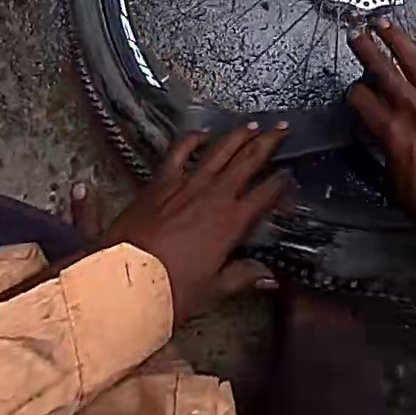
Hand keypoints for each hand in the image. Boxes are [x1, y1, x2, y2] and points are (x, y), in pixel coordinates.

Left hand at [97, 124, 290, 320]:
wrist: (126, 278)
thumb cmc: (171, 290)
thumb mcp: (213, 290)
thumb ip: (242, 277)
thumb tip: (270, 277)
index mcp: (230, 223)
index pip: (263, 196)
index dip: (279, 183)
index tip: (289, 172)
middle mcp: (213, 196)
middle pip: (247, 161)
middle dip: (267, 143)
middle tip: (282, 128)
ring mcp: (187, 184)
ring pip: (219, 150)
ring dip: (238, 135)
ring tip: (253, 124)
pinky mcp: (162, 180)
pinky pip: (180, 151)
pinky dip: (192, 139)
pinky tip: (203, 134)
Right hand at [346, 21, 415, 285]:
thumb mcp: (395, 189)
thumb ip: (382, 155)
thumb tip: (373, 137)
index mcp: (392, 134)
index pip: (362, 100)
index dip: (353, 94)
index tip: (353, 94)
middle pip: (384, 71)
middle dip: (366, 49)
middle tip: (356, 33)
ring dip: (399, 40)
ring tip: (385, 25)